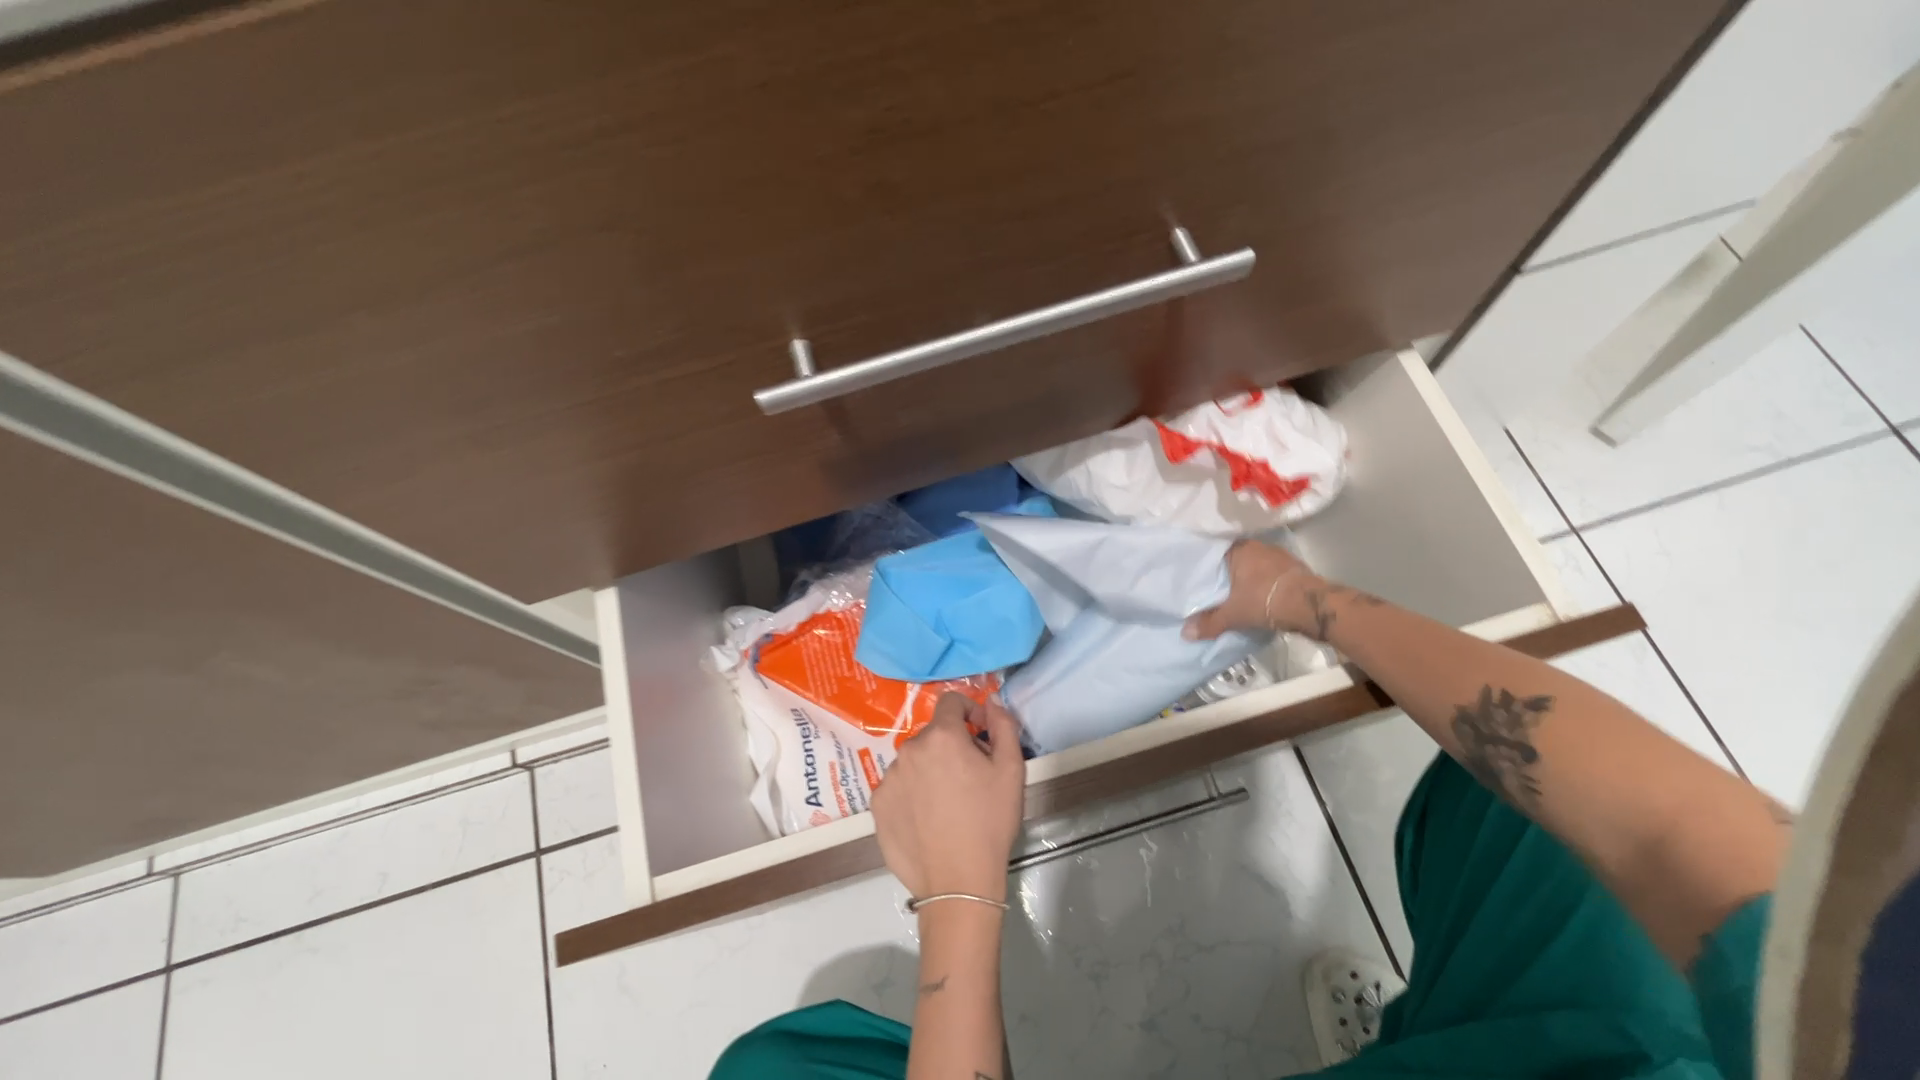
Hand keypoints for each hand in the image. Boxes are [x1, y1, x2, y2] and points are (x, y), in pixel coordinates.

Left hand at [873, 693, 1025, 903]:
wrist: (958, 880)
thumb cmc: (990, 822)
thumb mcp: (1012, 771)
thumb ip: (1003, 727)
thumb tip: (993, 702)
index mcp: (941, 737)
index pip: (951, 701)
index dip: (969, 710)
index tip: (981, 733)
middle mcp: (908, 750)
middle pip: (933, 735)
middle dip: (952, 746)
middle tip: (971, 778)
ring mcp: (888, 778)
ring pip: (914, 762)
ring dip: (929, 770)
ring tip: (948, 804)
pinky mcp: (877, 805)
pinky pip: (897, 787)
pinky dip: (912, 794)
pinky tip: (928, 820)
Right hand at [1183, 540, 1328, 639]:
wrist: (1309, 605)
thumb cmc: (1264, 600)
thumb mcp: (1233, 615)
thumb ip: (1209, 622)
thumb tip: (1185, 633)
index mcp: (1240, 549)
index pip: (1217, 552)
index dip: (1210, 565)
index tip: (1203, 577)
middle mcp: (1260, 546)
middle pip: (1238, 559)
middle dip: (1231, 573)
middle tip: (1220, 589)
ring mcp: (1281, 556)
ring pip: (1258, 566)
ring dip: (1252, 579)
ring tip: (1241, 594)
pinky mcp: (1296, 569)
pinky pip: (1274, 575)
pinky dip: (1268, 584)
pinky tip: (1263, 597)